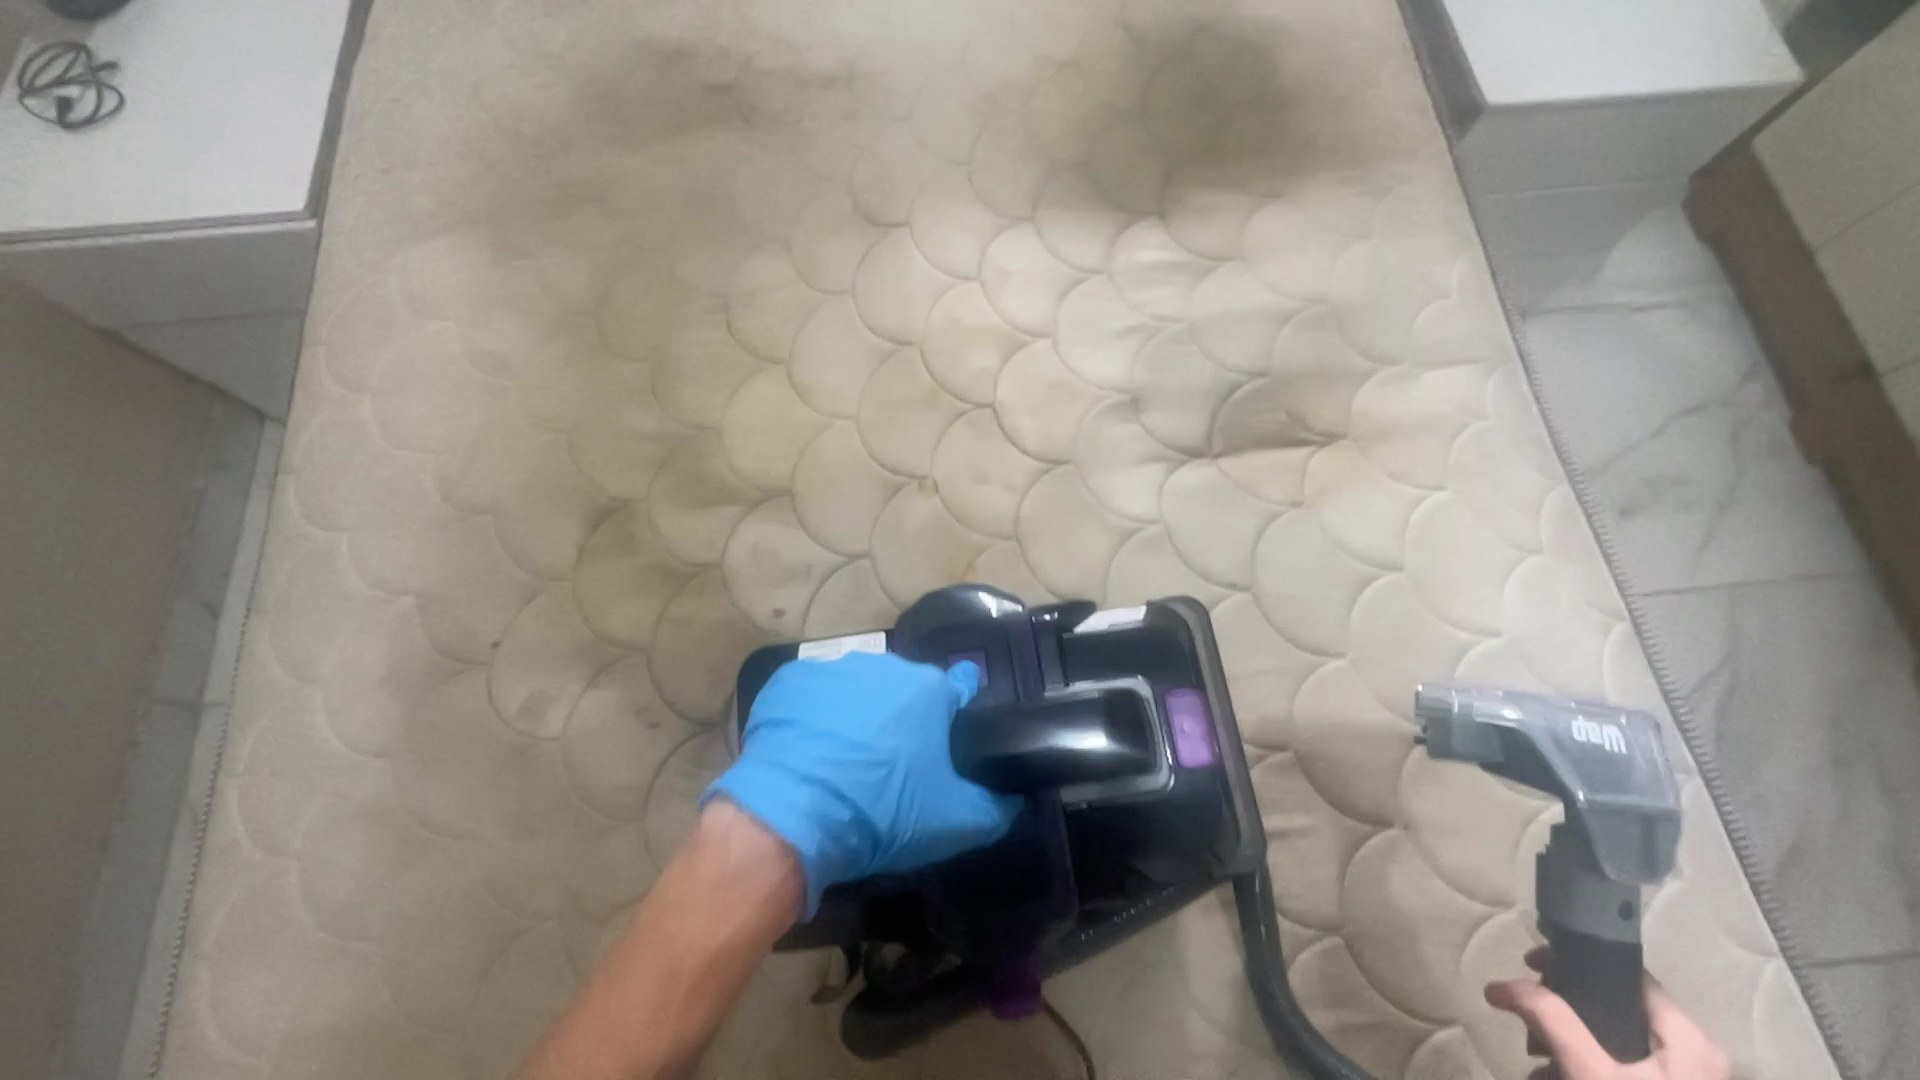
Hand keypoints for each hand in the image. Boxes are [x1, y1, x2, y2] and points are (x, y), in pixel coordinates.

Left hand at [704, 651, 1021, 915]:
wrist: (790, 819)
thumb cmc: (882, 813)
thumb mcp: (957, 823)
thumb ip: (998, 805)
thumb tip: (1013, 794)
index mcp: (928, 688)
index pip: (958, 693)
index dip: (953, 725)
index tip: (940, 755)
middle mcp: (883, 665)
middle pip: (905, 693)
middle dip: (903, 724)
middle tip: (892, 771)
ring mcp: (831, 668)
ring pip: (858, 693)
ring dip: (858, 719)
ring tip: (844, 766)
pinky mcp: (787, 682)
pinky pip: (813, 698)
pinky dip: (814, 719)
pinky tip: (808, 755)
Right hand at [1485, 948, 1729, 1079]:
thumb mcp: (1589, 1074)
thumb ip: (1549, 1020)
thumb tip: (1500, 985)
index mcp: (1688, 1038)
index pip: (1626, 973)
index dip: (1574, 963)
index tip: (1529, 966)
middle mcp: (1695, 1052)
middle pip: (1616, 1003)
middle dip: (1564, 1009)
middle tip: (1528, 1020)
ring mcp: (1685, 1078)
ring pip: (1616, 1035)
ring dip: (1570, 1039)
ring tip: (1538, 1060)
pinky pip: (1625, 1063)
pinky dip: (1588, 1063)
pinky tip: (1559, 1077)